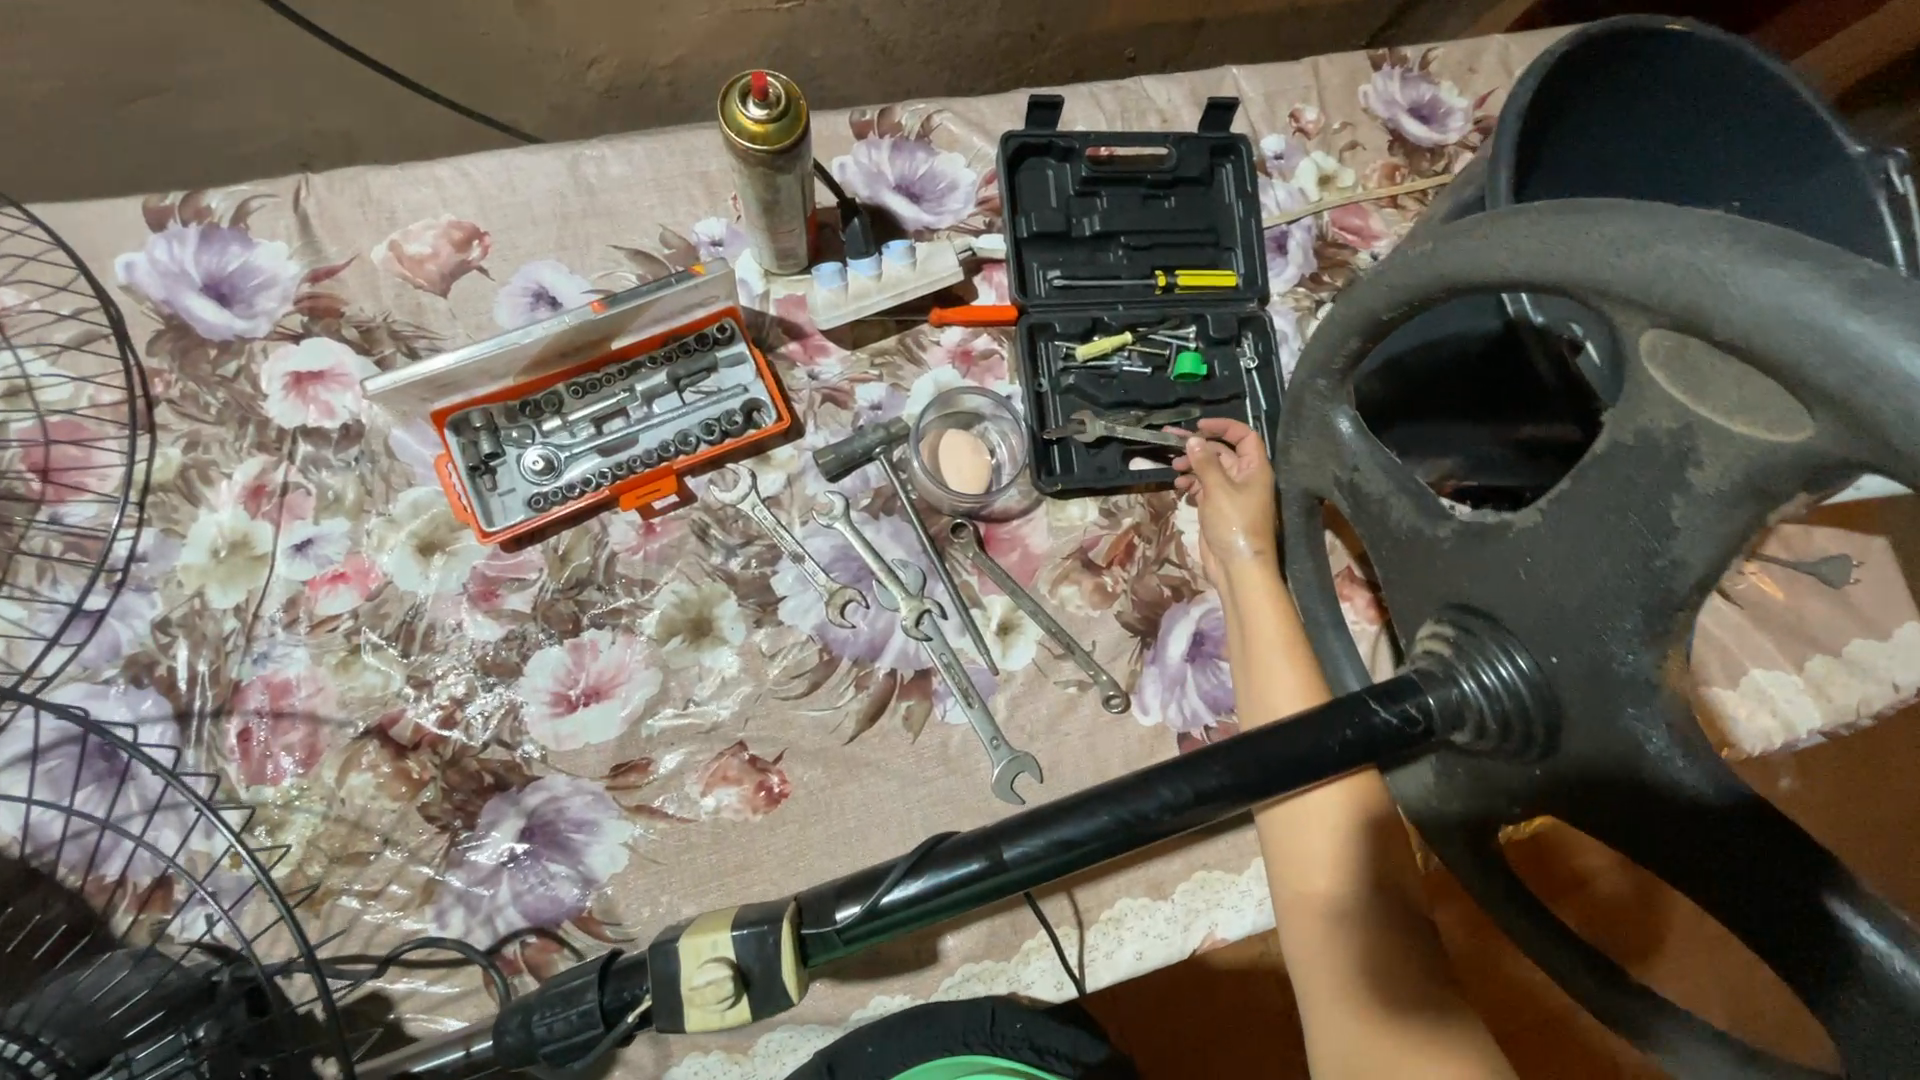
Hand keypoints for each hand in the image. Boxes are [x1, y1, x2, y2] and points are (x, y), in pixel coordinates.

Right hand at [1171, 417, 1277, 586]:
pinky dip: (1191, 483)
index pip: (1244, 437)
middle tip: (1171, 440)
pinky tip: (1178, 485)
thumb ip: (1204, 462)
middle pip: (1222, 452)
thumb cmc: (1235, 524)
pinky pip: (1203, 488)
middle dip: (1198, 446)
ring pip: (1209, 470)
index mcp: (1255, 469)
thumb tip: (1193, 440)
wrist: (1237, 565)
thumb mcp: (1218, 489)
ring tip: (1173, 466)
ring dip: (1192, 465)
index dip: (1224, 427)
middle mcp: (1244, 477)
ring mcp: (1230, 494)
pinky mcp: (1217, 508)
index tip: (1199, 426)